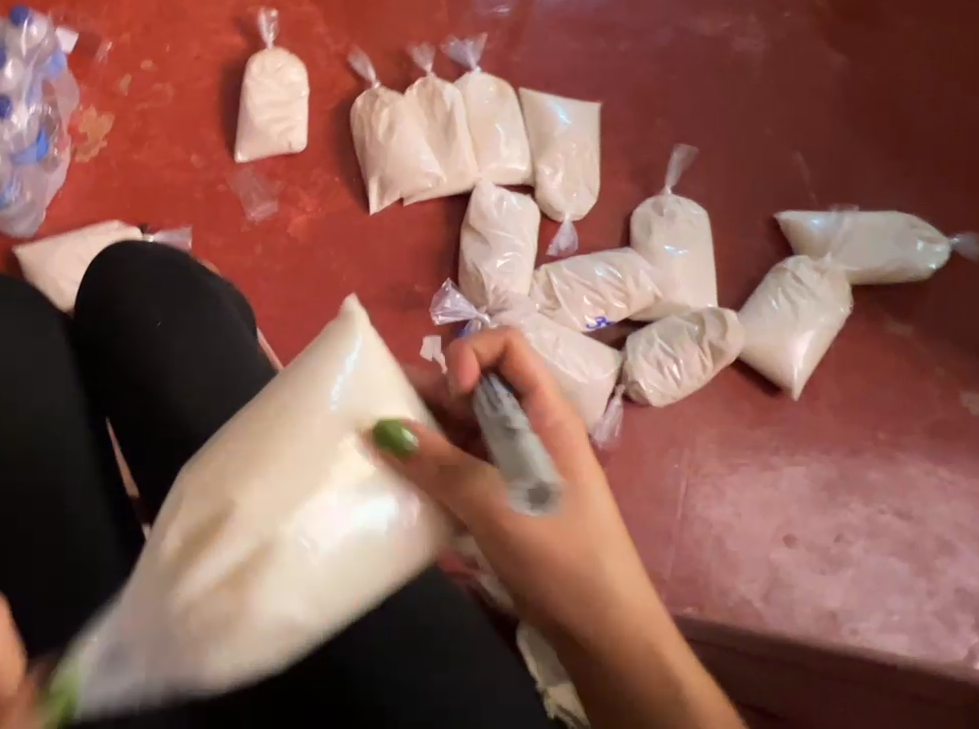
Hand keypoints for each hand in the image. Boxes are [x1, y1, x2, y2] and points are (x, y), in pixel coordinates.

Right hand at [374, 326, 665, 647]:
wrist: (601, 632)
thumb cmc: (564, 556)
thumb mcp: (498, 506)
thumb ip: (438, 465)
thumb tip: (379, 428)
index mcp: (543, 412)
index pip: (506, 346)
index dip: (471, 353)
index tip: (450, 392)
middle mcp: (522, 425)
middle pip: (469, 382)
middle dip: (427, 392)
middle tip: (386, 417)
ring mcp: (506, 458)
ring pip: (453, 421)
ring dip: (418, 429)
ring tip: (377, 445)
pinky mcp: (491, 490)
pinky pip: (449, 458)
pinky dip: (422, 461)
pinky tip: (395, 477)